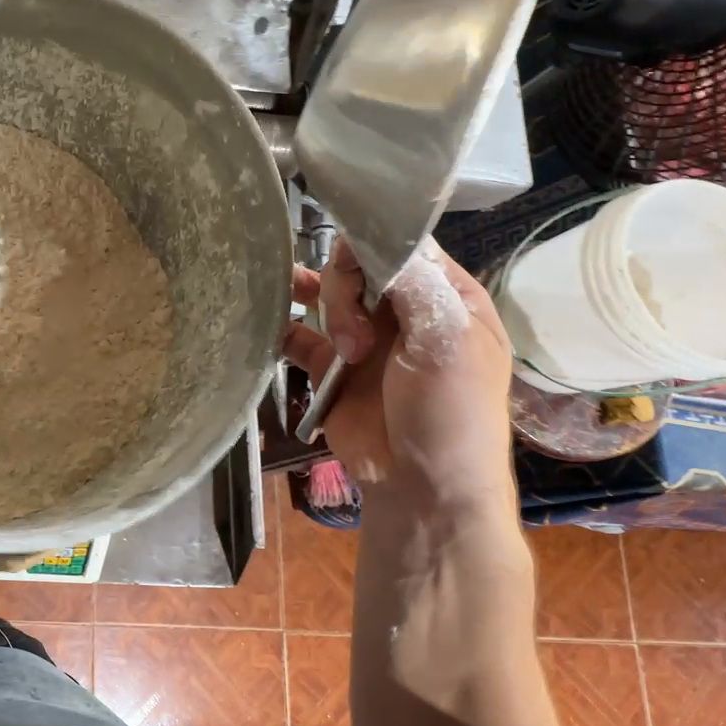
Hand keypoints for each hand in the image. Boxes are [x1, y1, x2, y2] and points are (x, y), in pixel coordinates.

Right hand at [282, 239, 515, 510]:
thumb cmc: (450, 412)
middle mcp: (402, 310)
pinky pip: (297, 334)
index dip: (373, 246)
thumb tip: (372, 238)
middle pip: (358, 266)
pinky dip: (283, 326)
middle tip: (359, 340)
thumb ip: (412, 283)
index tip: (356, 268)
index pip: (402, 245)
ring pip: (327, 294)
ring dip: (326, 311)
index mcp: (444, 296)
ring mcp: (364, 338)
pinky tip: (275, 326)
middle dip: (349, 293)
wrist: (421, 487)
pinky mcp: (329, 368)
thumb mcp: (446, 340)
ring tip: (343, 352)